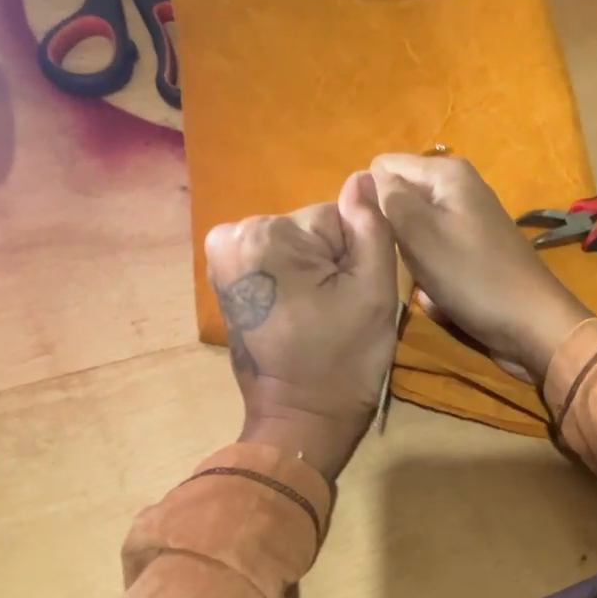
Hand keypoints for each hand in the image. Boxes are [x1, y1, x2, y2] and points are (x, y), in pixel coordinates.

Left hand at [207, 171, 398, 478]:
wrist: (302, 419)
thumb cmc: (342, 362)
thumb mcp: (374, 294)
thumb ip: (372, 229)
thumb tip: (363, 178)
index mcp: (267, 234)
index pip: (338, 219)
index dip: (356, 260)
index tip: (350, 302)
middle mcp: (233, 233)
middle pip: (313, 231)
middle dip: (332, 267)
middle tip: (336, 315)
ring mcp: (222, 257)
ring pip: (298, 247)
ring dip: (315, 278)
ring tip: (319, 320)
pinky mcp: (224, 279)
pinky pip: (278, 263)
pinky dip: (294, 286)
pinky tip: (299, 318)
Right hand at [369, 154, 591, 379]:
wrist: (534, 329)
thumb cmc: (474, 278)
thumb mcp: (419, 232)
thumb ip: (386, 198)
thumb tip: (363, 180)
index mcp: (447, 174)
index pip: (381, 169)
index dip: (372, 202)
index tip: (380, 236)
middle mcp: (460, 194)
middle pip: (400, 208)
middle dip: (395, 239)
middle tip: (407, 265)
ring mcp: (469, 231)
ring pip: (416, 243)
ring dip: (415, 268)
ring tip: (428, 287)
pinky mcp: (476, 263)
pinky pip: (438, 269)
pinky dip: (436, 286)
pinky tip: (445, 304)